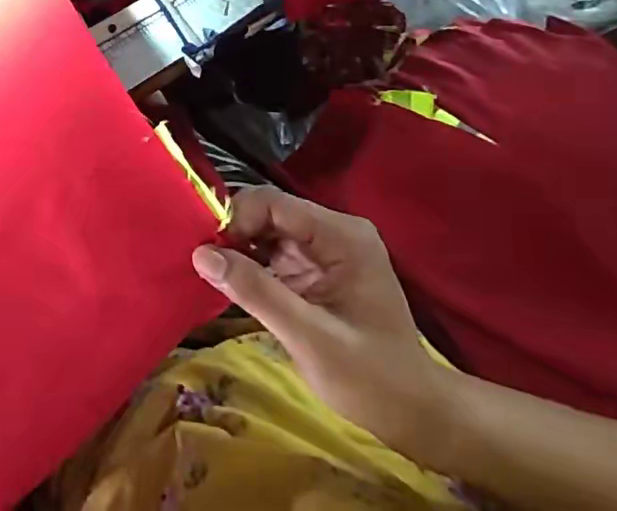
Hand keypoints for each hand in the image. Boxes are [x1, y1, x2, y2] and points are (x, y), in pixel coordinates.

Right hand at [190, 187, 455, 461]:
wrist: (415, 414)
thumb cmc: (370, 378)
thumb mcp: (310, 338)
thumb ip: (256, 292)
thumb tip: (201, 254)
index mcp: (342, 236)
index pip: (274, 203)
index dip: (235, 218)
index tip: (206, 250)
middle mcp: (334, 231)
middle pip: (268, 213)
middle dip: (233, 233)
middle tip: (203, 264)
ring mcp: (325, 250)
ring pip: (266, 232)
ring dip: (237, 250)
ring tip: (209, 273)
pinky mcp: (315, 270)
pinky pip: (272, 254)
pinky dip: (249, 266)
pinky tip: (229, 284)